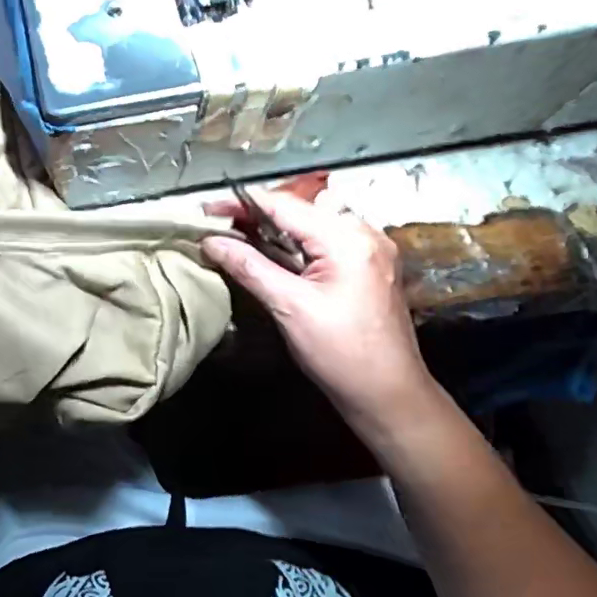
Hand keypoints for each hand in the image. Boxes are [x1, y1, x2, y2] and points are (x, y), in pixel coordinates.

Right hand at [202, 190, 435, 430]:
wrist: (388, 394)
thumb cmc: (342, 354)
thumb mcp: (289, 307)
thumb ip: (249, 267)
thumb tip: (212, 242)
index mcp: (348, 239)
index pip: (285, 205)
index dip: (242, 203)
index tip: (208, 208)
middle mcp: (365, 233)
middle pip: (300, 209)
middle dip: (257, 214)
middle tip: (220, 226)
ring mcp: (371, 249)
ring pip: (313, 222)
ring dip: (276, 228)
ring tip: (240, 239)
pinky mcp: (370, 265)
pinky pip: (327, 240)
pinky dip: (297, 243)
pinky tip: (274, 257)